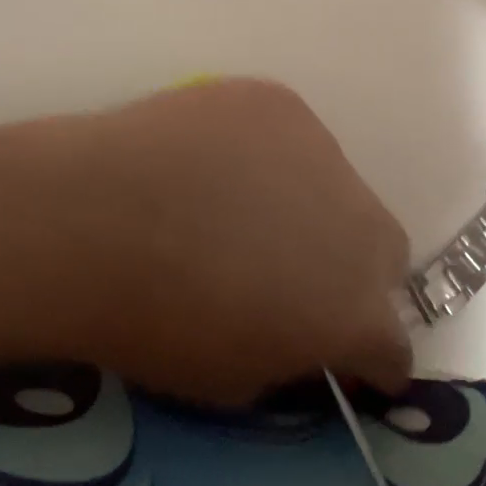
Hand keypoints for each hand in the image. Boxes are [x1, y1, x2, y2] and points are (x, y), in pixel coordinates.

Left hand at [24, 79, 413, 405]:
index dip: (365, 359)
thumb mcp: (231, 381)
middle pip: (379, 254)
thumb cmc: (152, 323)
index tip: (338, 359)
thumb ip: (287, 358)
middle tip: (286, 276)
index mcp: (358, 312)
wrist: (91, 222)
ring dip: (305, 204)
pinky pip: (288, 135)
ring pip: (334, 184)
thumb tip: (295, 337)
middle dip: (348, 273)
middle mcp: (364, 228)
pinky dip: (262, 152)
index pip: (393, 346)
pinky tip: (205, 161)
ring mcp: (324, 152)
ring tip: (231, 205)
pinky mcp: (280, 103)